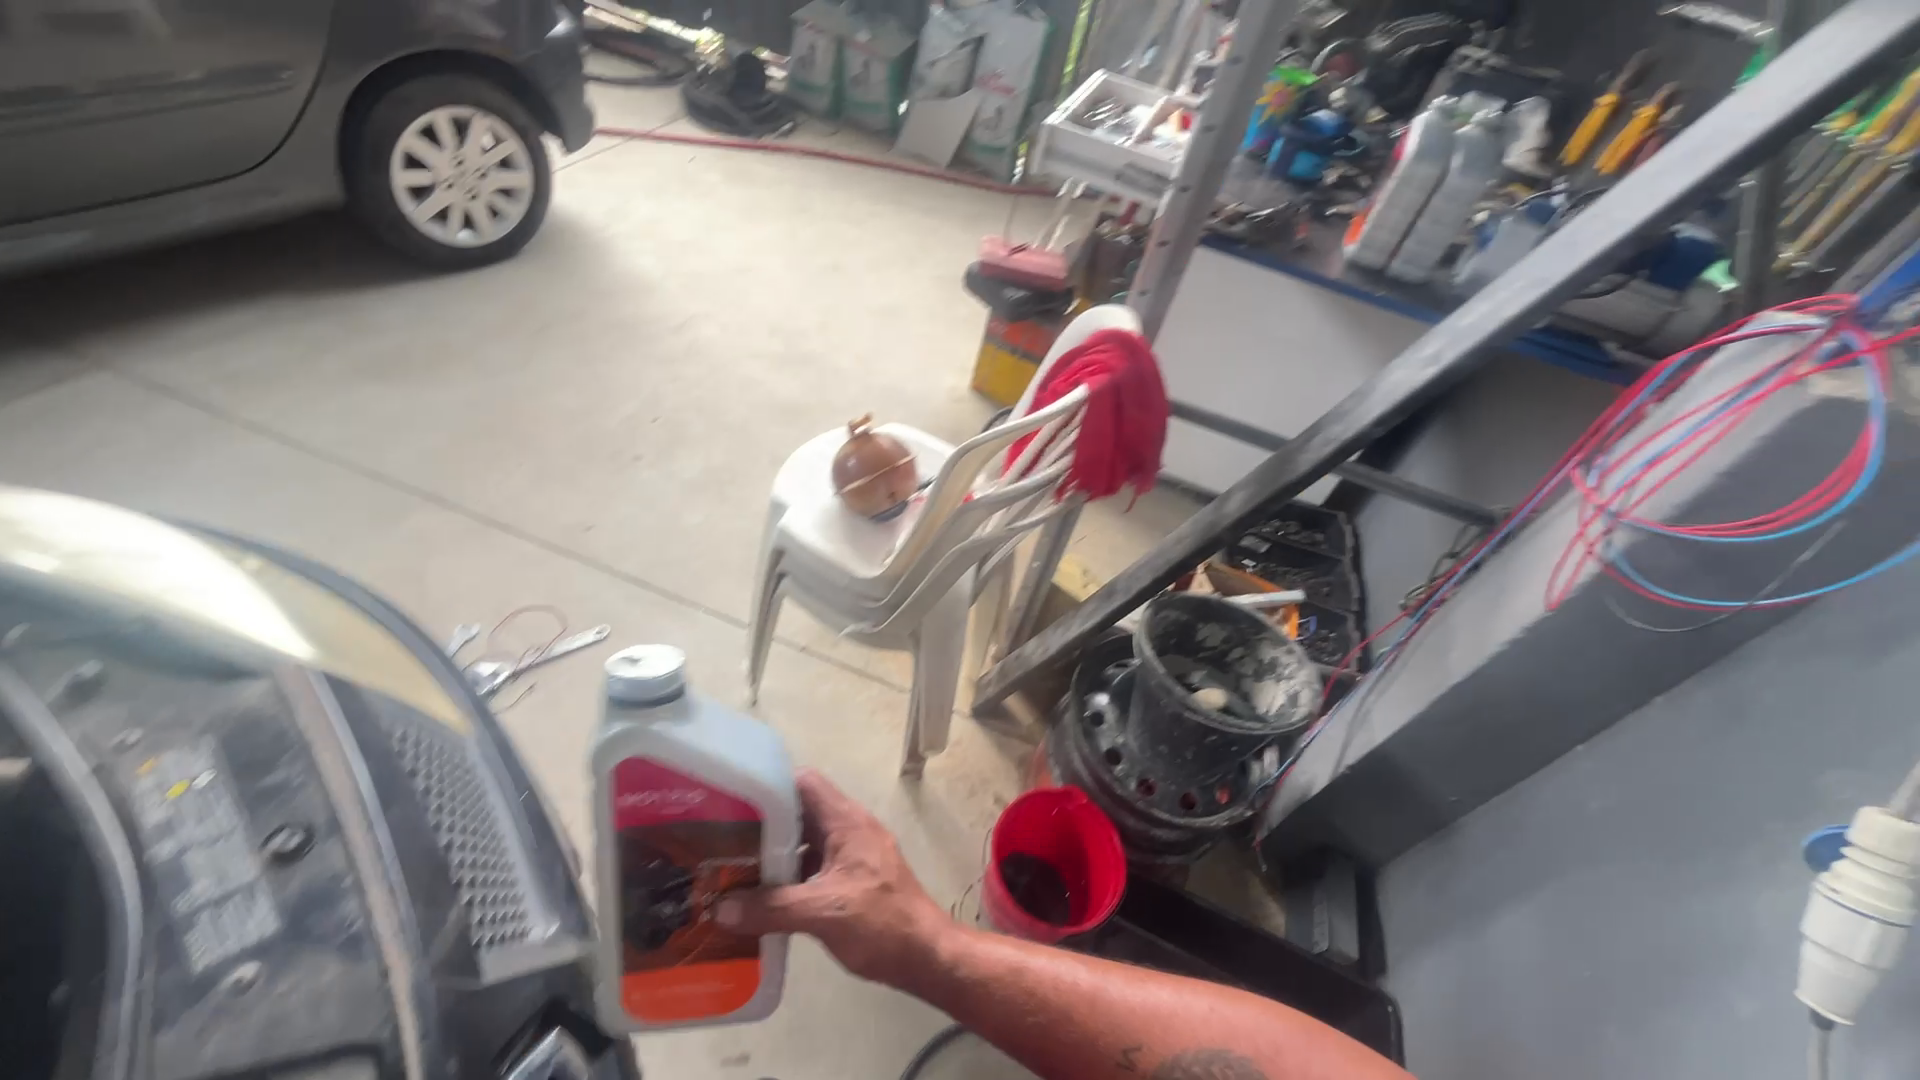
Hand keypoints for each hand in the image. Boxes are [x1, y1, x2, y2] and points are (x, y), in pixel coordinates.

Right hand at [715, 769, 952, 988]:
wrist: (926, 955)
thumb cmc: (880, 923)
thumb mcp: (822, 913)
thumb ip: (771, 908)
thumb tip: (720, 909)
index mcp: (847, 821)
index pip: (804, 782)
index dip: (770, 785)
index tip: (734, 803)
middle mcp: (850, 829)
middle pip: (801, 811)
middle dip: (765, 824)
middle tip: (725, 841)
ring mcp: (854, 854)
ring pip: (807, 841)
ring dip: (776, 854)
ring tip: (736, 870)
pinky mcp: (854, 879)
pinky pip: (815, 866)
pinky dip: (791, 876)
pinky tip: (764, 899)